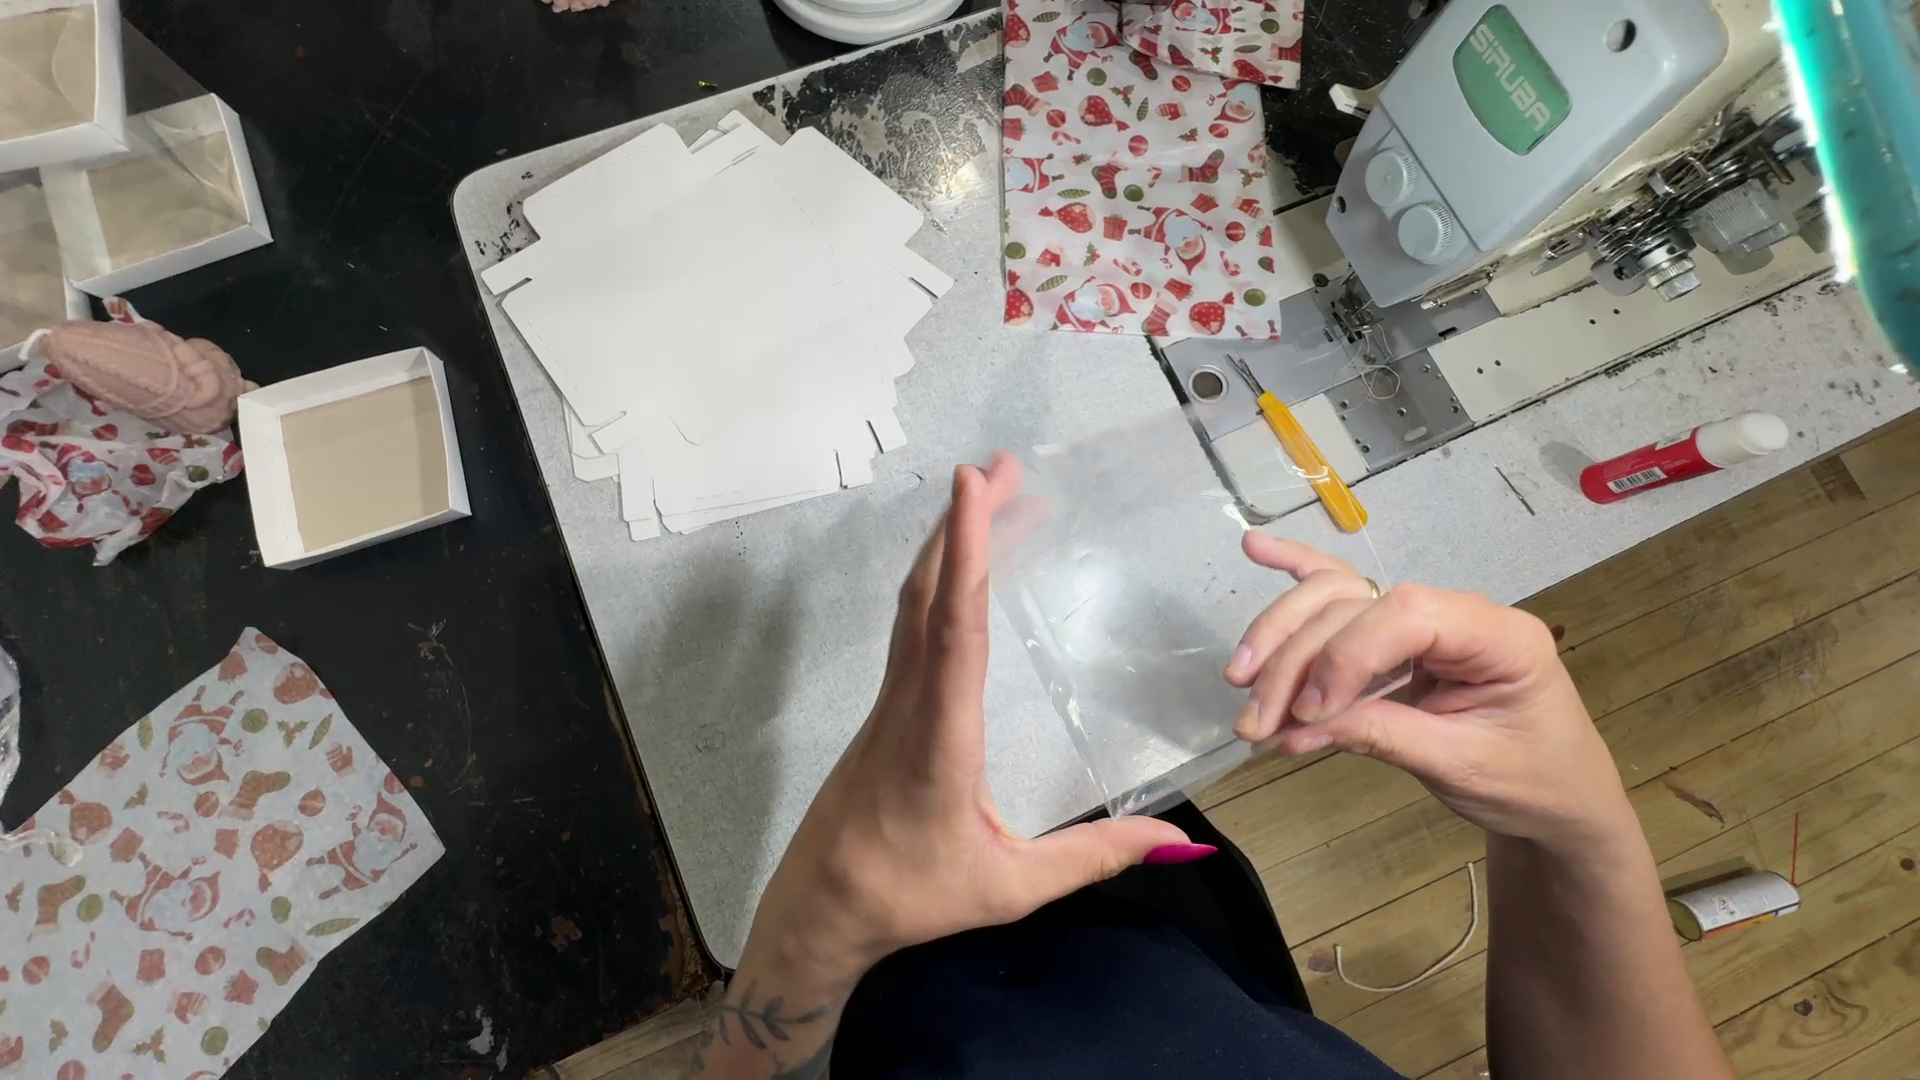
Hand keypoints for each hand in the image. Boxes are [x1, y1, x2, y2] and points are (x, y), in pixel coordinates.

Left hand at [741, 454, 1192, 993]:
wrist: (821, 902)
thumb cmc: (910, 894)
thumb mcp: (1009, 886)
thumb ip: (1093, 857)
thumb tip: (1180, 843)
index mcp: (940, 735)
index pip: (956, 628)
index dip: (968, 552)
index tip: (973, 486)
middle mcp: (910, 697)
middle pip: (931, 590)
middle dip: (965, 520)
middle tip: (1004, 464)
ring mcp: (892, 694)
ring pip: (917, 600)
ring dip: (953, 542)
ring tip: (996, 494)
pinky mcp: (889, 699)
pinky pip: (915, 622)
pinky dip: (944, 579)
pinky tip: (969, 568)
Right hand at [1224, 532, 1632, 849]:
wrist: (1557, 797)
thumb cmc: (1531, 784)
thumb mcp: (1463, 767)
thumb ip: (1382, 736)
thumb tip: (1294, 729)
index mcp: (1498, 636)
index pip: (1404, 615)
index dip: (1344, 657)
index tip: (1309, 714)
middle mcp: (1453, 610)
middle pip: (1350, 603)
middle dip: (1294, 661)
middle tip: (1254, 721)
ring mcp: (1417, 613)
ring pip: (1329, 596)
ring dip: (1276, 638)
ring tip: (1239, 686)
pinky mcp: (1389, 628)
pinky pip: (1337, 587)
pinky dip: (1293, 566)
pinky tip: (1255, 547)